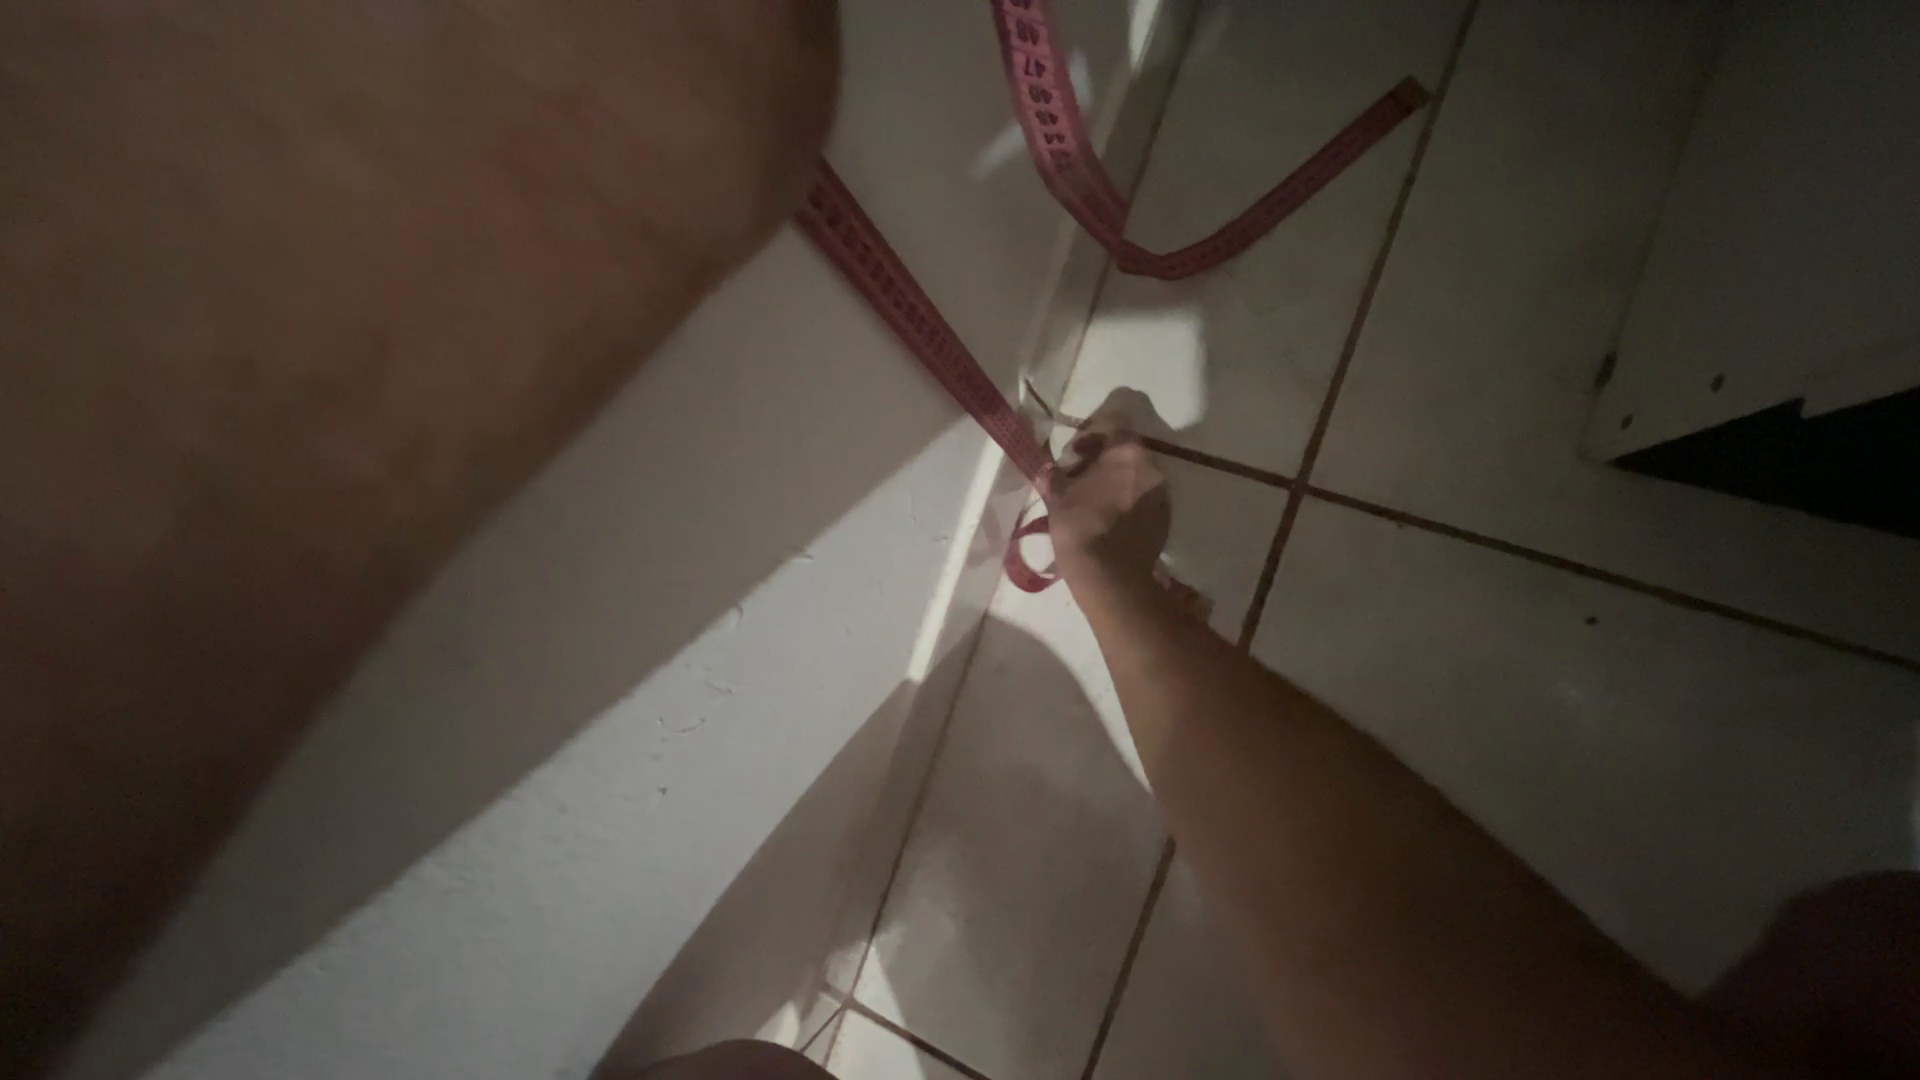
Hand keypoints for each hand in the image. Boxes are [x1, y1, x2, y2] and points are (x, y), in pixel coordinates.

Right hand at [1041, 408, 1171, 591]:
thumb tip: (1050, 468)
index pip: (1114, 423)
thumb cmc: (1079, 526)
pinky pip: (1145, 499)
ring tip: (1095, 502)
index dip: (1092, 432)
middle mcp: (1152, 466)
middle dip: (1105, 459)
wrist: (1109, 576)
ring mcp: (1163, 494)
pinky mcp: (1166, 519)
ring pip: (1138, 476)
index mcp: (1126, 452)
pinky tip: (1110, 521)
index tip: (1076, 452)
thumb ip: (1055, 473)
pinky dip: (1129, 502)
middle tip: (1081, 477)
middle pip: (1127, 451)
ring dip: (1118, 481)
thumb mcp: (1057, 495)